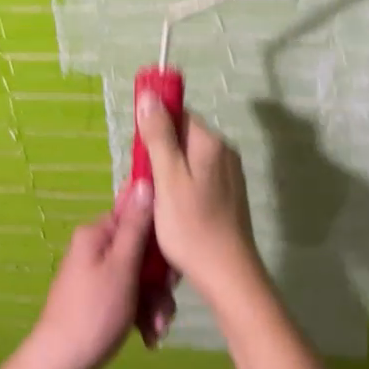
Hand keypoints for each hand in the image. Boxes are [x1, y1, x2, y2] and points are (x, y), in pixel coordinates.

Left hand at [18, 187, 154, 368]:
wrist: (60, 367)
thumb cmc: (93, 313)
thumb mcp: (122, 267)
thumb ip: (136, 226)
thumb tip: (145, 181)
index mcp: (98, 233)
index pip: (140, 216)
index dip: (161, 237)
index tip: (173, 262)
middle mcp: (97, 249)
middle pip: (145, 251)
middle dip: (160, 281)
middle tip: (164, 304)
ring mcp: (99, 275)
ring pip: (143, 278)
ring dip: (155, 303)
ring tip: (157, 328)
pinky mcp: (102, 300)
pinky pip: (133, 297)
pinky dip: (144, 314)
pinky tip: (149, 337)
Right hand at [134, 93, 262, 293]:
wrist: (227, 273)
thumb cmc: (191, 226)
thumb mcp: (167, 179)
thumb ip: (159, 136)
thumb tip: (150, 95)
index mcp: (210, 142)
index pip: (177, 115)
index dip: (154, 131)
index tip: (139, 158)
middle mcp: (224, 151)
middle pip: (182, 139)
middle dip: (158, 157)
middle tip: (144, 187)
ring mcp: (229, 174)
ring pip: (188, 162)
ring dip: (167, 176)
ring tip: (156, 204)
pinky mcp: (229, 195)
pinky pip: (198, 180)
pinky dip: (181, 190)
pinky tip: (172, 214)